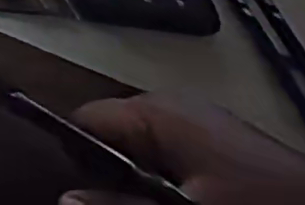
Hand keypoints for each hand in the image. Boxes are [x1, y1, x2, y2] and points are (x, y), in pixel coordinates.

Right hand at [61, 94, 304, 204]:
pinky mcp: (243, 160)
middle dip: (117, 177)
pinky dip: (183, 192)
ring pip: (154, 160)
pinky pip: (189, 171)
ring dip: (152, 189)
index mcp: (153, 110)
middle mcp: (175, 110)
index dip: (76, 158)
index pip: (84, 121)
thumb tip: (62, 200)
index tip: (85, 196)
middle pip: (118, 141)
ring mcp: (214, 134)